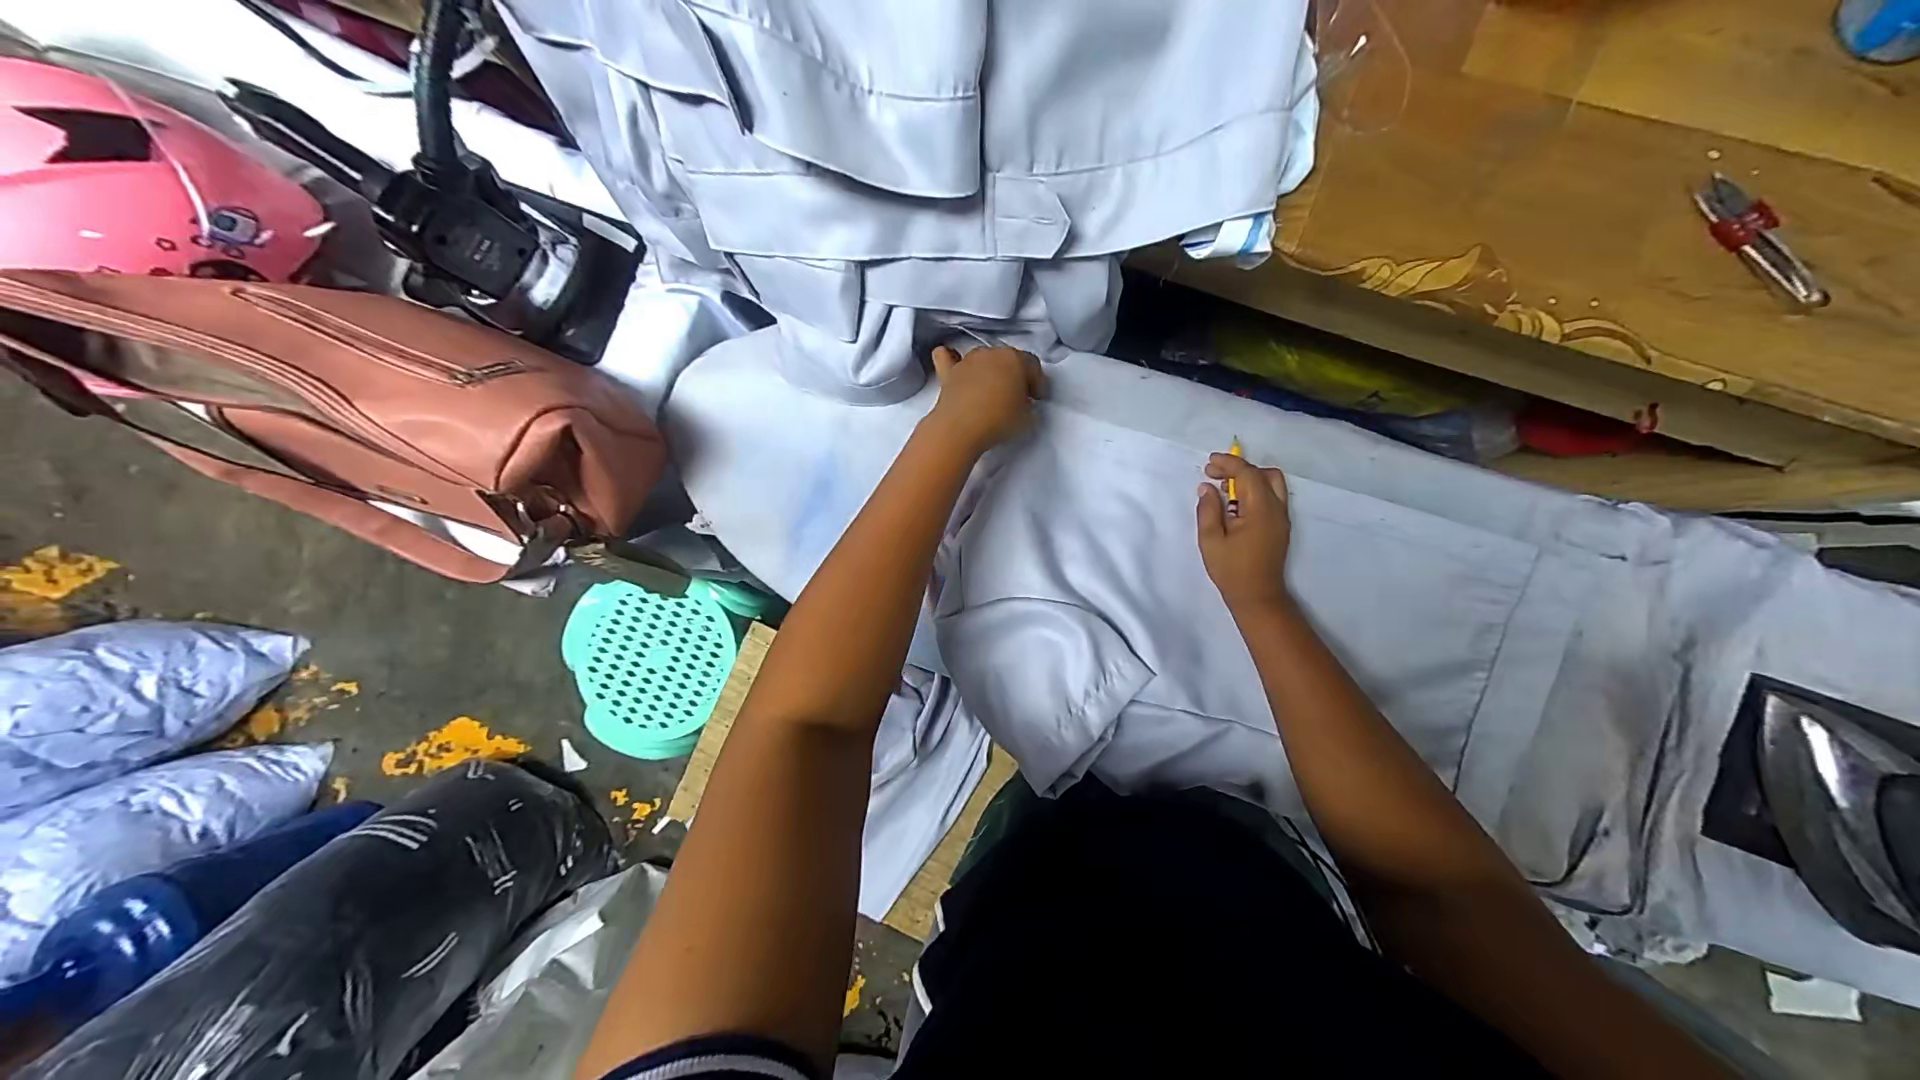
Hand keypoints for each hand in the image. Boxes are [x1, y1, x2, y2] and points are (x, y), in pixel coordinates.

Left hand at [921, 345, 1044, 455]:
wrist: (961, 428)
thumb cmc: (999, 420)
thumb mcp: (1027, 418)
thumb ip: (1029, 406)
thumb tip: (1022, 405)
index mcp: (1016, 359)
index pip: (1033, 366)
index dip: (1037, 382)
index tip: (1037, 398)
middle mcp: (991, 354)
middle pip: (1008, 359)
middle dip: (1015, 375)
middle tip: (1017, 397)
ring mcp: (968, 361)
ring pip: (983, 359)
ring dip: (989, 371)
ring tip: (991, 391)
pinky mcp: (948, 373)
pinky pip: (947, 357)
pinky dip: (951, 359)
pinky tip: (954, 364)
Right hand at [1196, 452, 1292, 616]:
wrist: (1258, 596)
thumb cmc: (1231, 570)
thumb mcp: (1211, 540)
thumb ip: (1208, 510)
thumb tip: (1207, 488)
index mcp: (1260, 509)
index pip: (1247, 474)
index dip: (1228, 464)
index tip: (1208, 463)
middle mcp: (1277, 509)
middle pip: (1264, 473)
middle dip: (1239, 468)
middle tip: (1214, 474)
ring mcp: (1282, 517)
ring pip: (1272, 483)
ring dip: (1249, 478)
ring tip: (1224, 488)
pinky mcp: (1280, 526)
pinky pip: (1272, 496)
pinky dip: (1255, 490)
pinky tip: (1235, 502)